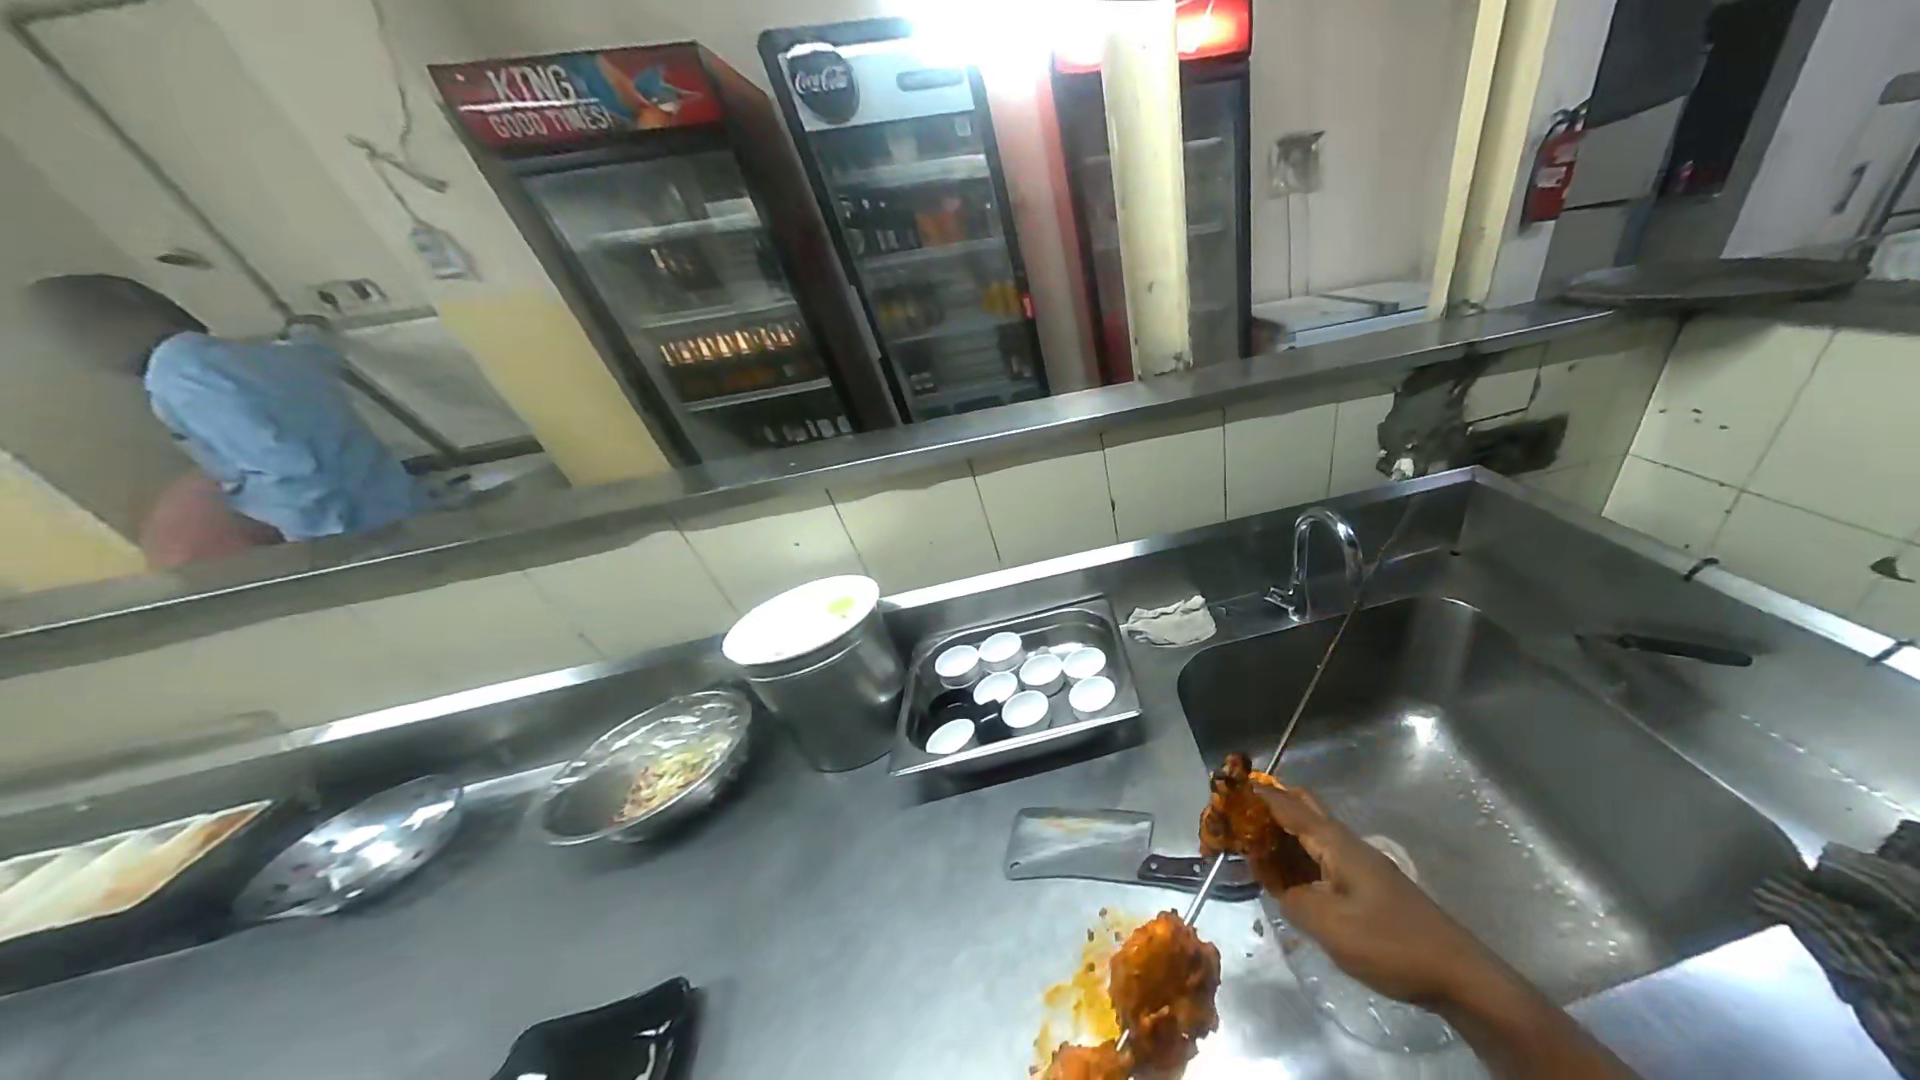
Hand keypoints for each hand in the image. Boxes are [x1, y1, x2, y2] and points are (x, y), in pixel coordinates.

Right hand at [1254, 783, 1505, 1007]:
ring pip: (1312, 832)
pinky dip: (1297, 854)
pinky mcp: (1367, 884)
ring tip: (1250, 841)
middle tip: (1238, 814)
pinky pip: (1322, 855)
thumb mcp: (1328, 925)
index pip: (1287, 806)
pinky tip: (1285, 874)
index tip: (1226, 787)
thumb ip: (1289, 897)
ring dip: (1281, 831)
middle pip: (1303, 807)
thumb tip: (1272, 881)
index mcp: (1335, 843)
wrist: (1460, 976)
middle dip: (1269, 805)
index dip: (1256, 794)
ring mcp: (1359, 863)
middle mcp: (1346, 843)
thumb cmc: (1390, 943)